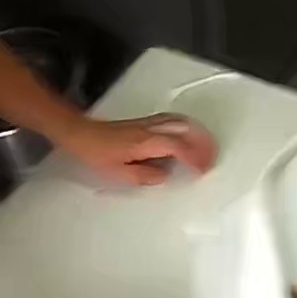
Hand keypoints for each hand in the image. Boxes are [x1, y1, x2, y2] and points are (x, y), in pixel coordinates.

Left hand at [55, 113, 217, 187]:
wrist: (83, 135)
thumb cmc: (98, 153)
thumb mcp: (119, 173)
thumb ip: (144, 176)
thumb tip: (163, 176)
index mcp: (148, 142)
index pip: (180, 148)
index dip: (195, 158)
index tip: (203, 170)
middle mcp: (152, 128)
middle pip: (188, 131)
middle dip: (204, 145)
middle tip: (213, 159)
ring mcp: (150, 122)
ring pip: (184, 123)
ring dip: (198, 135)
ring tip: (207, 148)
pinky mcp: (146, 122)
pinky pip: (175, 120)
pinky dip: (188, 128)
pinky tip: (190, 135)